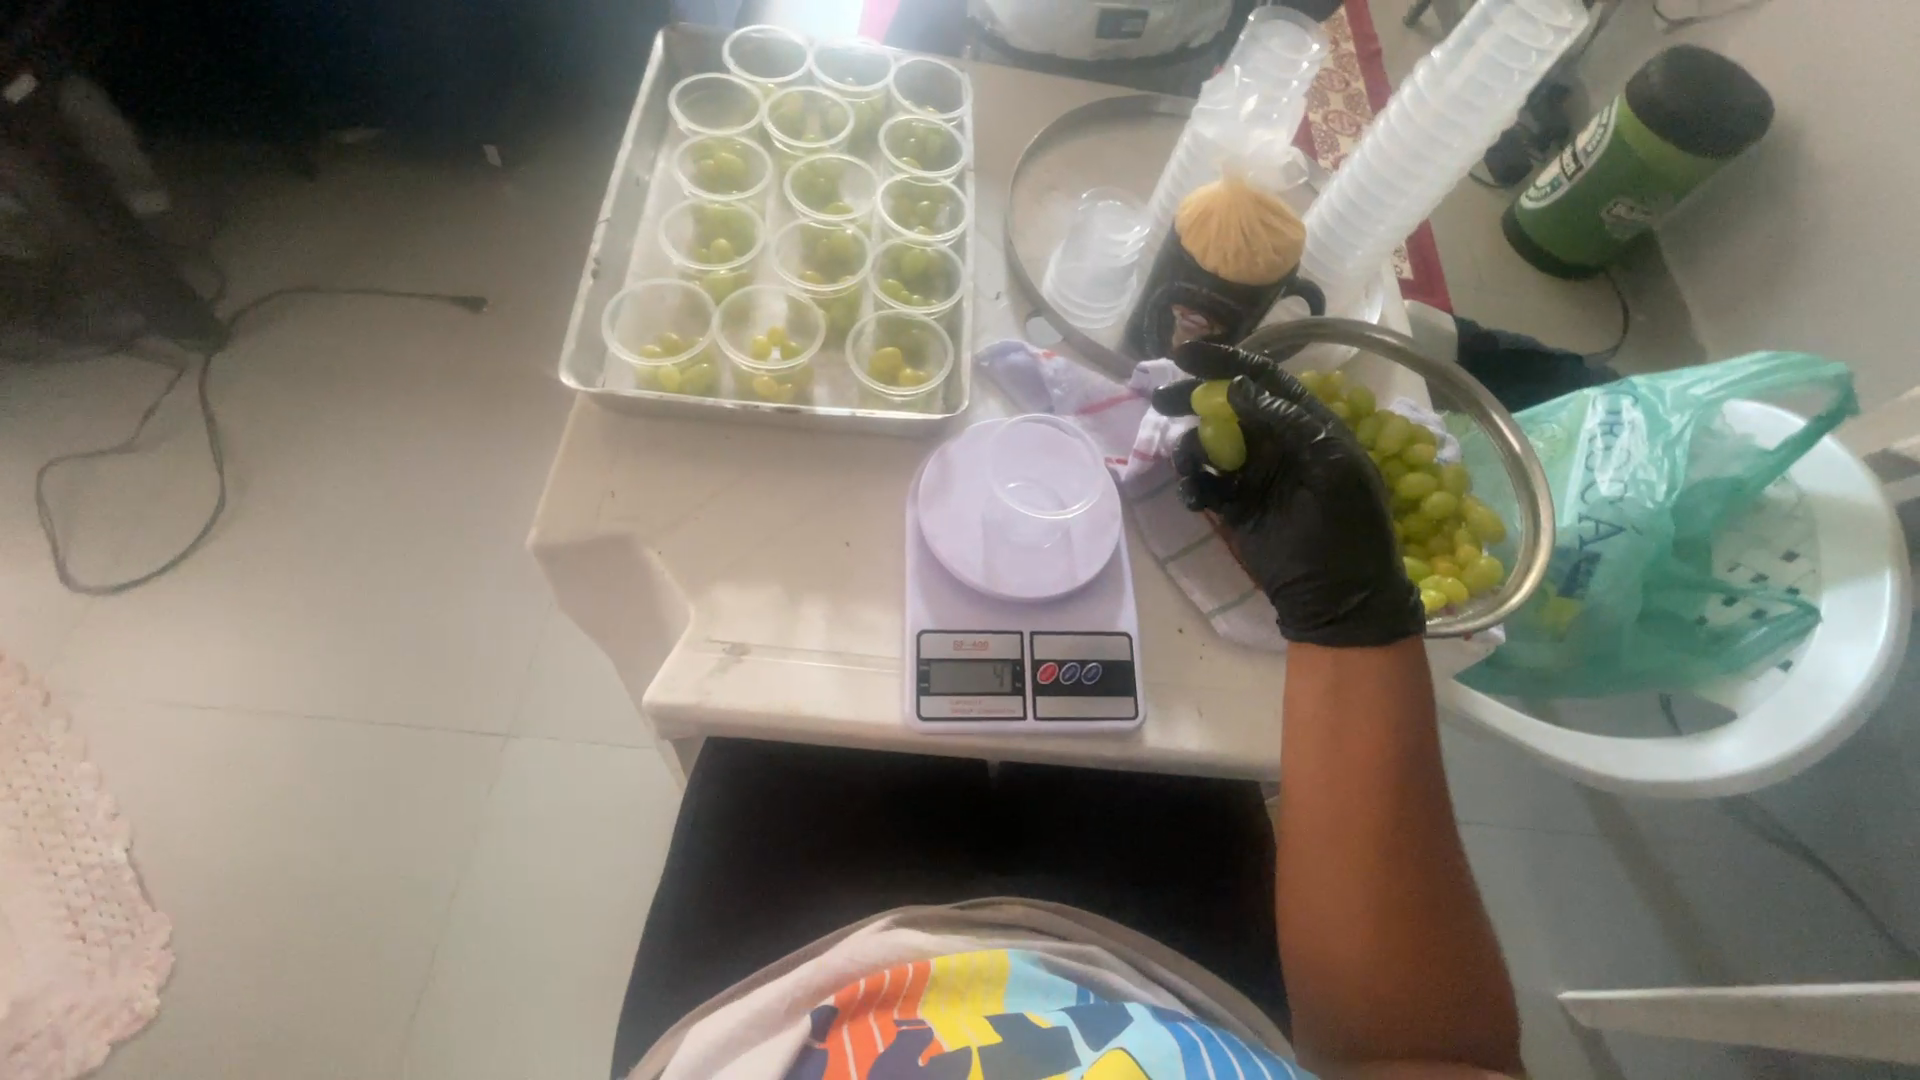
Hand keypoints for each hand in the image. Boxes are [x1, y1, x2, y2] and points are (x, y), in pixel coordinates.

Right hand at [1153, 341, 1423, 647]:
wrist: (1338, 594)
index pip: (1261, 379)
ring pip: (1208, 444)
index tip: (1184, 355)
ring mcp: (1252, 475)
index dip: (1224, 362)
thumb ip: (1288, 421)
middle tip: (1160, 401)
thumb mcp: (1331, 464)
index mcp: (1306, 424)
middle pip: (1226, 406)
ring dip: (1190, 447)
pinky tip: (1195, 497)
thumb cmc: (1348, 526)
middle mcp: (1275, 442)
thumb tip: (1238, 387)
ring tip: (1189, 464)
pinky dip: (1191, 484)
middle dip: (1192, 399)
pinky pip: (1202, 482)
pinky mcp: (1233, 506)